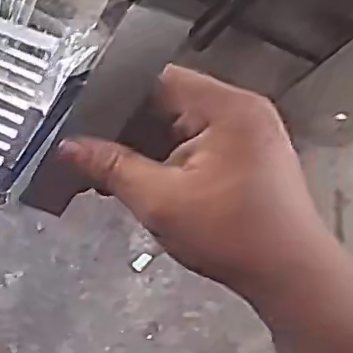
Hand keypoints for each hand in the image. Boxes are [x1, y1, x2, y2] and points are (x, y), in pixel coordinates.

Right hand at [56, 65, 352, 352]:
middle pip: (161, 102)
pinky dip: (152, 161)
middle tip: (76, 148)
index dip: (111, 94)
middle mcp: (236, 112)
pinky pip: (181, 146)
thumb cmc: (230, 234)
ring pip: (168, 127)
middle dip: (118, 126)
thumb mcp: (158, 199)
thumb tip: (67, 148)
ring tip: (94, 168)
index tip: (74, 116)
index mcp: (227, 108)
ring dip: (133, 148)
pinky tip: (125, 181)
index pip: (157, 79)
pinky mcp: (233, 158)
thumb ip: (109, 166)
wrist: (285, 273)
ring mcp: (237, 135)